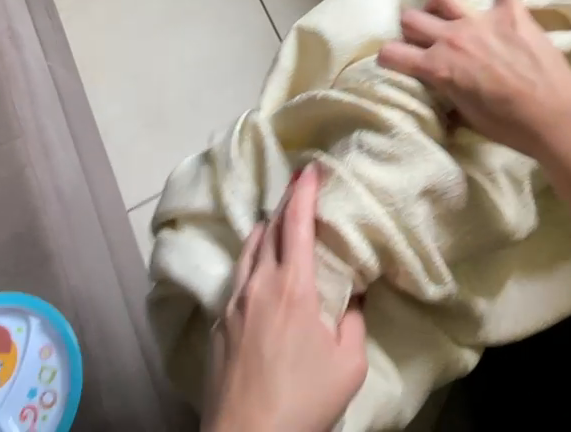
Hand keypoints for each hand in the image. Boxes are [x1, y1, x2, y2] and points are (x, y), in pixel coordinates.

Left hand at [205, 164, 367, 431]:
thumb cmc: (303, 401)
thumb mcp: (348, 364)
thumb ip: (353, 322)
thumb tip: (353, 299)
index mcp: (293, 285)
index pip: (296, 221)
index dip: (304, 190)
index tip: (311, 168)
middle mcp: (258, 284)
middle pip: (269, 227)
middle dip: (287, 202)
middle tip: (300, 185)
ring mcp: (232, 303)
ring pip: (248, 249)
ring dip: (266, 229)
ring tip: (279, 223)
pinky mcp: (216, 324)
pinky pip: (237, 277)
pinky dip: (253, 261)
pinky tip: (261, 274)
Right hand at [377, 0, 570, 159]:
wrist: (553, 115)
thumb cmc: (510, 125)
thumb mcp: (466, 117)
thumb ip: (447, 94)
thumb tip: (441, 90)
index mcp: (438, 67)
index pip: (393, 54)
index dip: (389, 58)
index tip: (393, 61)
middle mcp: (452, 38)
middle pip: (412, 19)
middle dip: (411, 29)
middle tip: (422, 40)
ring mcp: (481, 21)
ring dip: (438, 5)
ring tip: (445, 13)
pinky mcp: (512, 13)